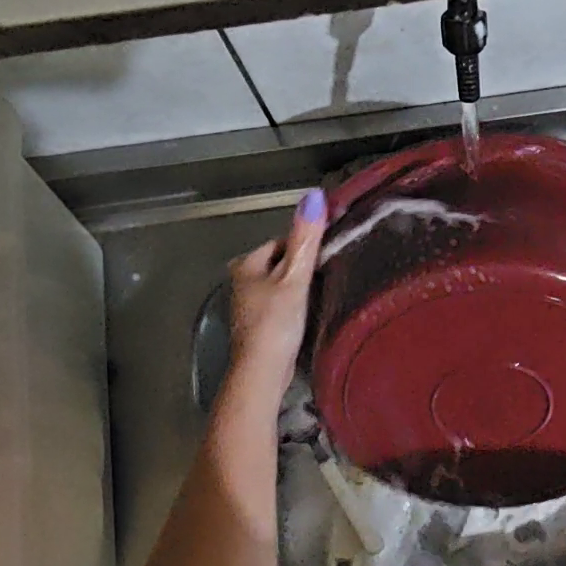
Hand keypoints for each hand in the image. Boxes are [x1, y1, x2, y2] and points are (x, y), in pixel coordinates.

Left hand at [226, 189, 326, 397]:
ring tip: (318, 299)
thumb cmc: (276, 321)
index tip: (324, 261)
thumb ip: (305, 238)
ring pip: (279, 286)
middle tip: (324, 281)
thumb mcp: (295, 276)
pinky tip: (305, 317)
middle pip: (280, 264)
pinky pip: (279, 305)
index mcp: (246, 263)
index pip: (282, 242)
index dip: (304, 249)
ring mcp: (246, 305)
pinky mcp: (256, 326)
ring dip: (297, 290)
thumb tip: (315, 195)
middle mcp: (240, 280)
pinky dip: (292, 308)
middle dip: (300, 270)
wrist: (263, 370)